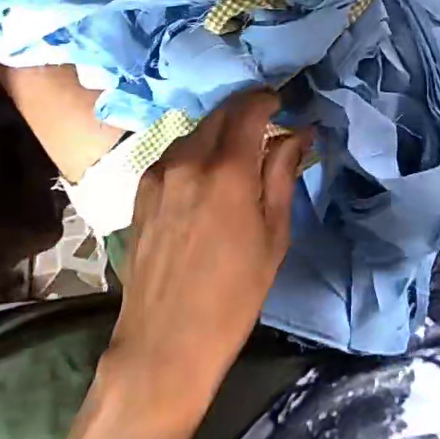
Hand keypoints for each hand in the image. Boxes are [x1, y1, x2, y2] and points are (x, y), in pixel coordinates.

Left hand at [107, 91, 305, 419]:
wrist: (165, 340)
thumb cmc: (233, 294)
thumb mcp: (273, 235)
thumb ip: (282, 174)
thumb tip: (298, 133)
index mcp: (226, 170)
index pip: (247, 109)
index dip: (265, 98)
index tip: (279, 102)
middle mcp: (188, 158)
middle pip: (219, 113)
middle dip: (243, 110)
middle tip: (263, 124)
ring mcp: (158, 170)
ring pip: (195, 132)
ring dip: (218, 132)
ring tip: (235, 157)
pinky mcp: (141, 186)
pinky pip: (174, 154)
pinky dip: (195, 152)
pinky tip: (204, 178)